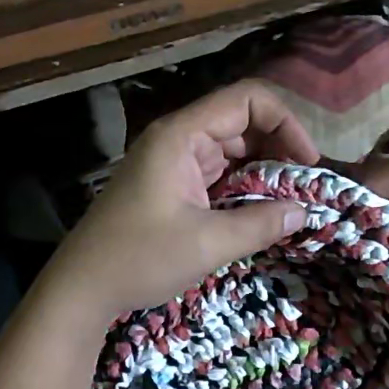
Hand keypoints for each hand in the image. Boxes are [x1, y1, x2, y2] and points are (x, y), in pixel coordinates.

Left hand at [45, 81, 317, 317]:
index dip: (285, 122)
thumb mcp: (207, 244)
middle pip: (241, 122)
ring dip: (263, 170)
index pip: (247, 100)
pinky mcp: (172, 188)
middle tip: (303, 186)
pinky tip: (262, 211)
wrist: (82, 288)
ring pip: (231, 151)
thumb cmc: (140, 258)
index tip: (307, 162)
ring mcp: (173, 164)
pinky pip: (218, 175)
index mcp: (181, 136)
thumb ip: (260, 224)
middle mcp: (178, 140)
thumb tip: (304, 211)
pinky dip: (243, 188)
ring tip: (290, 200)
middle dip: (279, 148)